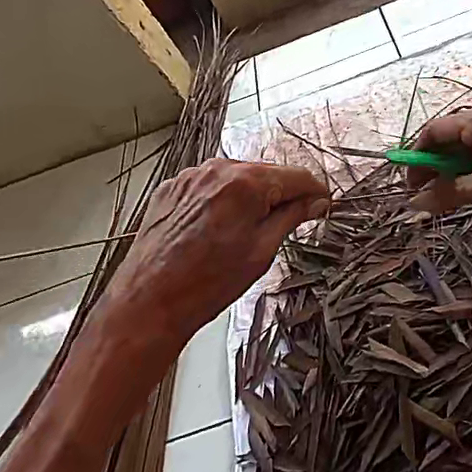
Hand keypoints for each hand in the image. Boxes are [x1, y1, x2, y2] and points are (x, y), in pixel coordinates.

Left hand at [100, 159, 329, 352]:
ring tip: (247, 234)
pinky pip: (210, 186)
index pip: (297, 176)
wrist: (149, 301)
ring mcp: (191, 177)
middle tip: (291, 223)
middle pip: (267, 173)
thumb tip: (314, 202)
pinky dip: (222, 201)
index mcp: (246, 183)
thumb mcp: (262, 251)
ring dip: (251, 198)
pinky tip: (218, 230)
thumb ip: (292, 217)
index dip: (315, 192)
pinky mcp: (172, 189)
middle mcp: (217, 170)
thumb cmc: (205, 283)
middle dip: (282, 195)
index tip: (322, 205)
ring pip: (237, 178)